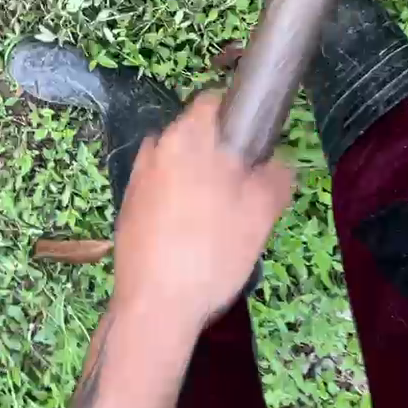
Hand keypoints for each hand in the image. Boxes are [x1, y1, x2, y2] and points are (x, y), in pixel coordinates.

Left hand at [110, 94, 293, 333]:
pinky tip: (188, 232)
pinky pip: (160, 186)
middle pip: (195, 133)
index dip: (236, 115)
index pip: (212, 101)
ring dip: (195, 174)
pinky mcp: (127, 203)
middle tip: (241, 187)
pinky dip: (175, 197)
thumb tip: (280, 162)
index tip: (252, 143)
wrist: (155, 306)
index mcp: (187, 136)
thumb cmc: (211, 252)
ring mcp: (137, 175)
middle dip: (218, 152)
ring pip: (177, 161)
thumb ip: (276, 177)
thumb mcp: (260, 215)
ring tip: (216, 215)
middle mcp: (157, 145)